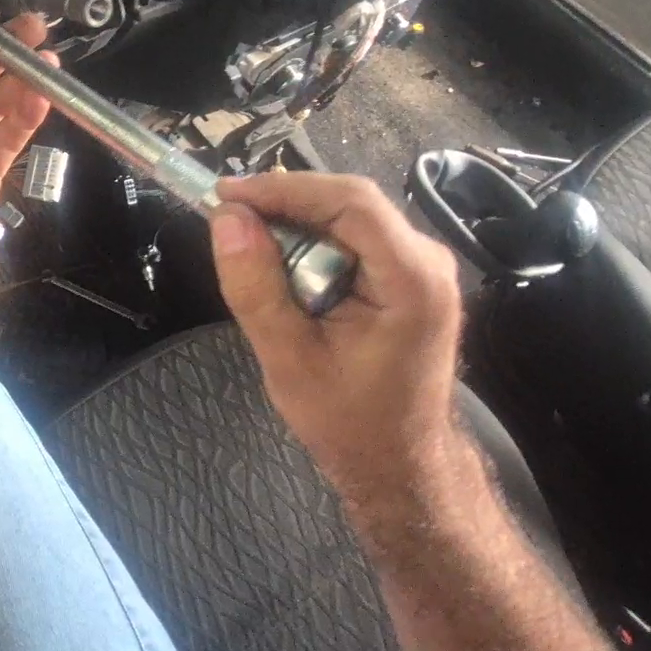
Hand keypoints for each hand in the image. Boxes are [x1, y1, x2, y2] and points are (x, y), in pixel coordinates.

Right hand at [209, 174, 464, 506]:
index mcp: (412, 280)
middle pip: (349, 203)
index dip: (284, 188)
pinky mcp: (405, 276)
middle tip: (224, 216)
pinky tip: (276, 262)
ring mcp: (420, 266)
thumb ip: (256, 288)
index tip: (225, 194)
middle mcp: (426, 260)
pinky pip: (351, 238)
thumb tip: (227, 218)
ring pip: (347, 216)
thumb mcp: (287, 359)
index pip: (350, 202)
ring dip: (292, 223)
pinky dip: (308, 241)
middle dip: (283, 203)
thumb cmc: (348, 420)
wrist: (398, 462)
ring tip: (243, 240)